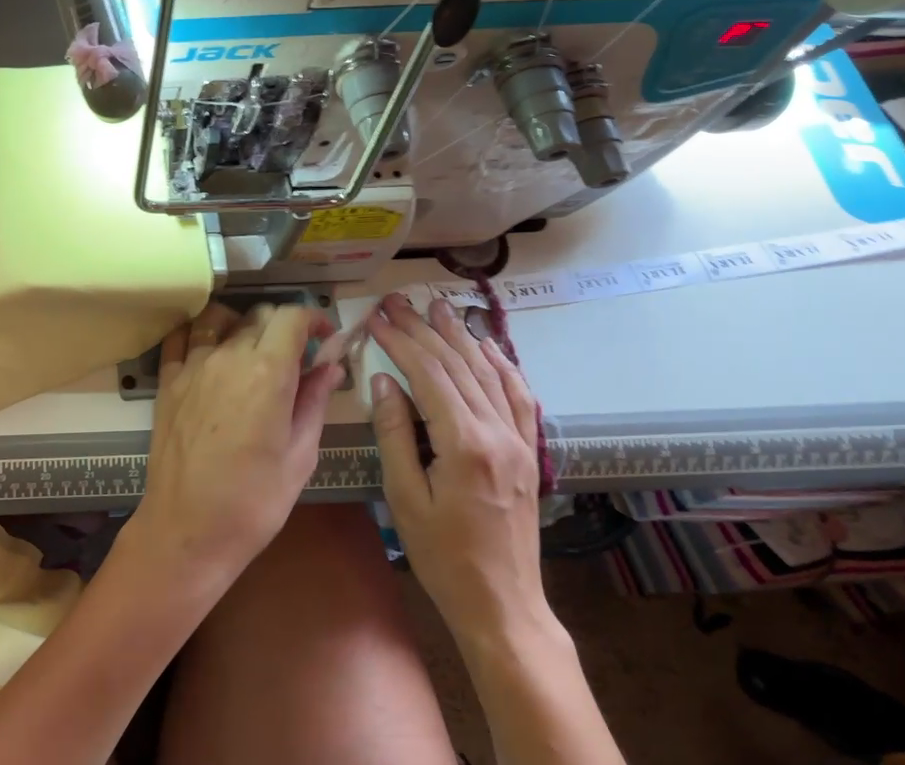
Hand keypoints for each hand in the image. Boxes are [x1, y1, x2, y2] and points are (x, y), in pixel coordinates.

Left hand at [132, 303, 344, 578]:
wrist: (188, 527)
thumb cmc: (254, 501)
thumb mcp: (301, 455)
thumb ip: (315, 401)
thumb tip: (331, 365)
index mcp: (267, 373)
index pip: (291, 318)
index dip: (313, 319)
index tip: (324, 336)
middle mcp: (226, 357)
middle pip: (257, 316)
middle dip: (282, 326)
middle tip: (295, 355)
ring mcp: (191, 366)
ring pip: (217, 319)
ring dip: (241, 324)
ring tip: (252, 350)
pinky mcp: (167, 380)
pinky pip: (181, 337)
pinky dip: (199, 332)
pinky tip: (210, 349)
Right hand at [367, 293, 547, 643]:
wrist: (501, 603)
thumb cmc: (441, 555)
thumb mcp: (404, 497)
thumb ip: (395, 435)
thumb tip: (385, 382)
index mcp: (466, 444)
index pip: (430, 376)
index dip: (401, 342)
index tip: (375, 318)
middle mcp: (499, 434)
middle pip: (459, 367)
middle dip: (425, 331)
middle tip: (397, 302)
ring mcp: (520, 442)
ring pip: (490, 375)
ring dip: (462, 339)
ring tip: (438, 309)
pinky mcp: (529, 454)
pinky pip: (520, 398)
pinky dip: (503, 367)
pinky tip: (487, 348)